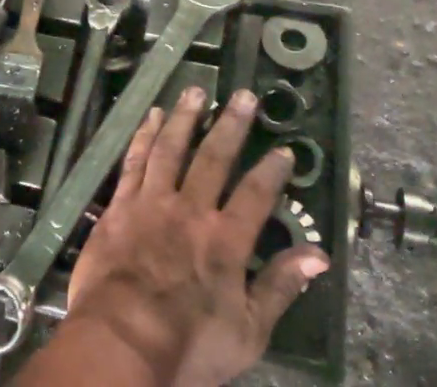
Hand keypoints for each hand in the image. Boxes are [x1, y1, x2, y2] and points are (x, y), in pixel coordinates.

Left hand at [67, 85, 331, 386]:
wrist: (119, 343)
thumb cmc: (187, 345)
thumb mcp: (247, 332)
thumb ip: (280, 288)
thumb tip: (318, 256)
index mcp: (225, 241)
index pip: (255, 195)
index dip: (272, 171)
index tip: (284, 150)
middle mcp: (190, 210)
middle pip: (213, 158)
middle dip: (231, 125)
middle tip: (243, 96)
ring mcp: (151, 203)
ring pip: (170, 148)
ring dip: (185, 117)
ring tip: (196, 91)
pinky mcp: (119, 206)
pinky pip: (134, 161)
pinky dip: (144, 136)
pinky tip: (152, 117)